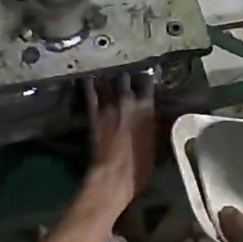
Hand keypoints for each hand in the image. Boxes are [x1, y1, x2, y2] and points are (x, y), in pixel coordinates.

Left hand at [84, 72, 156, 208]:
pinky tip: (88, 76)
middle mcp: (129, 101)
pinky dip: (90, 83)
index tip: (146, 69)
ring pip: (108, 81)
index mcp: (147, 108)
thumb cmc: (140, 165)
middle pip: (126, 77)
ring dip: (108, 74)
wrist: (115, 174)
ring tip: (107, 67)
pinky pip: (91, 93)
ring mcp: (109, 105)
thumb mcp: (154, 141)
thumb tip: (151, 111)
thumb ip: (151, 121)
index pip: (148, 81)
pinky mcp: (94, 113)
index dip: (147, 74)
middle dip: (126, 72)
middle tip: (124, 67)